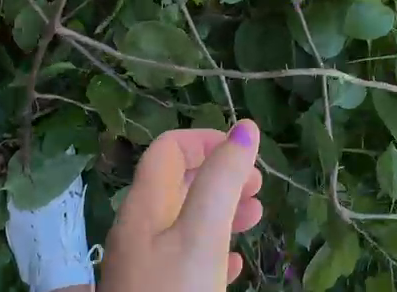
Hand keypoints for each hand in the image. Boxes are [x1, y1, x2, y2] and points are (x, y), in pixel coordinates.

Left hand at [100, 123, 263, 290]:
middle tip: (258, 188)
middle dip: (220, 176)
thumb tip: (246, 127)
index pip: (169, 149)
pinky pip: (184, 262)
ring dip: (221, 212)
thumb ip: (222, 180)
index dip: (207, 140)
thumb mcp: (202, 235)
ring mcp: (143, 269)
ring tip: (255, 219)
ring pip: (184, 223)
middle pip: (178, 184)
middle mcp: (138, 232)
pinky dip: (212, 251)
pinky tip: (234, 266)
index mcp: (143, 207)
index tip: (245, 153)